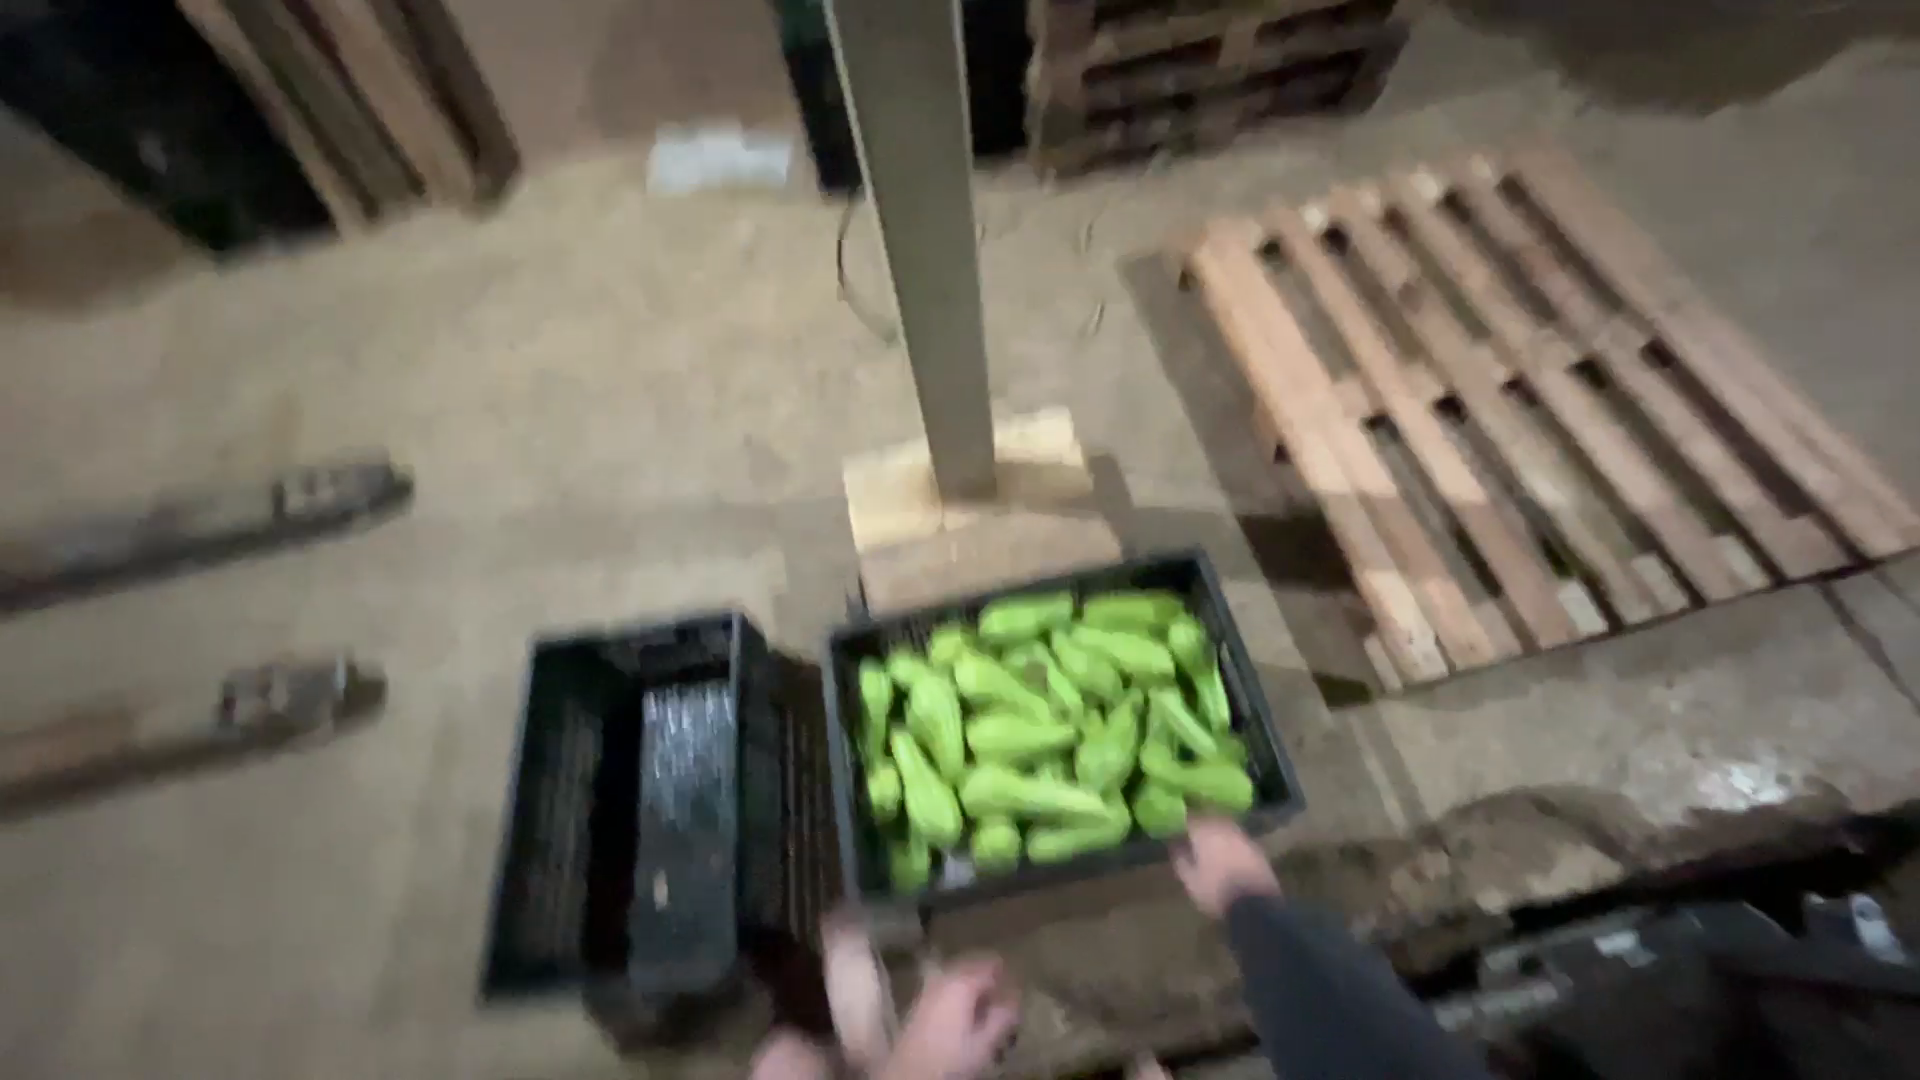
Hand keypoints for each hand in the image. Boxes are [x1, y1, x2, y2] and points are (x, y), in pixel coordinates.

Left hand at [878, 956, 1019, 1079]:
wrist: (908, 1073)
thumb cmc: (949, 1060)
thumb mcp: (982, 1044)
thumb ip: (1001, 1018)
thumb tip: (1015, 999)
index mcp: (962, 982)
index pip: (991, 965)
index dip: (1006, 974)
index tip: (1016, 988)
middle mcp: (945, 976)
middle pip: (973, 966)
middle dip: (989, 979)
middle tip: (1003, 999)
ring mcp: (930, 986)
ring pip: (959, 976)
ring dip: (975, 987)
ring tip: (987, 1008)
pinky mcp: (921, 999)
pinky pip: (947, 985)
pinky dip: (960, 993)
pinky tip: (966, 1014)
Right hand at [1171, 815, 1280, 917]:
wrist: (1256, 906)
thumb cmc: (1216, 891)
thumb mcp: (1190, 881)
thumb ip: (1180, 859)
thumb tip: (1175, 845)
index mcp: (1204, 832)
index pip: (1189, 818)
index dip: (1181, 822)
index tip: (1176, 828)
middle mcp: (1223, 828)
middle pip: (1209, 818)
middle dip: (1201, 823)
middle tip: (1193, 833)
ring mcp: (1242, 837)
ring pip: (1226, 826)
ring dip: (1218, 831)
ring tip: (1211, 843)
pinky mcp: (1257, 849)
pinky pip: (1239, 839)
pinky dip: (1232, 842)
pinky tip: (1230, 854)